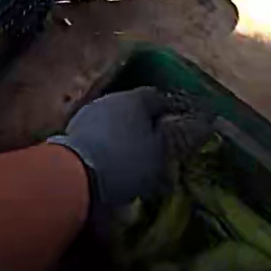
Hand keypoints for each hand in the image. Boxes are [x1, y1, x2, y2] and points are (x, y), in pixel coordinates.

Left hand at [47, 87, 168, 222]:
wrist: (76, 172)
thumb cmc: (126, 160)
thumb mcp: (160, 154)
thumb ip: (176, 139)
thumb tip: (194, 126)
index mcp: (135, 98)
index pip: (158, 97)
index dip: (170, 112)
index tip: (178, 129)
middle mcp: (112, 98)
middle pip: (134, 108)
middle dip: (145, 125)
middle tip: (157, 146)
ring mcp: (90, 111)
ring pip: (115, 120)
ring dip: (125, 135)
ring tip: (134, 159)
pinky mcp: (75, 129)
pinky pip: (99, 134)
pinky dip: (108, 144)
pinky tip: (112, 163)